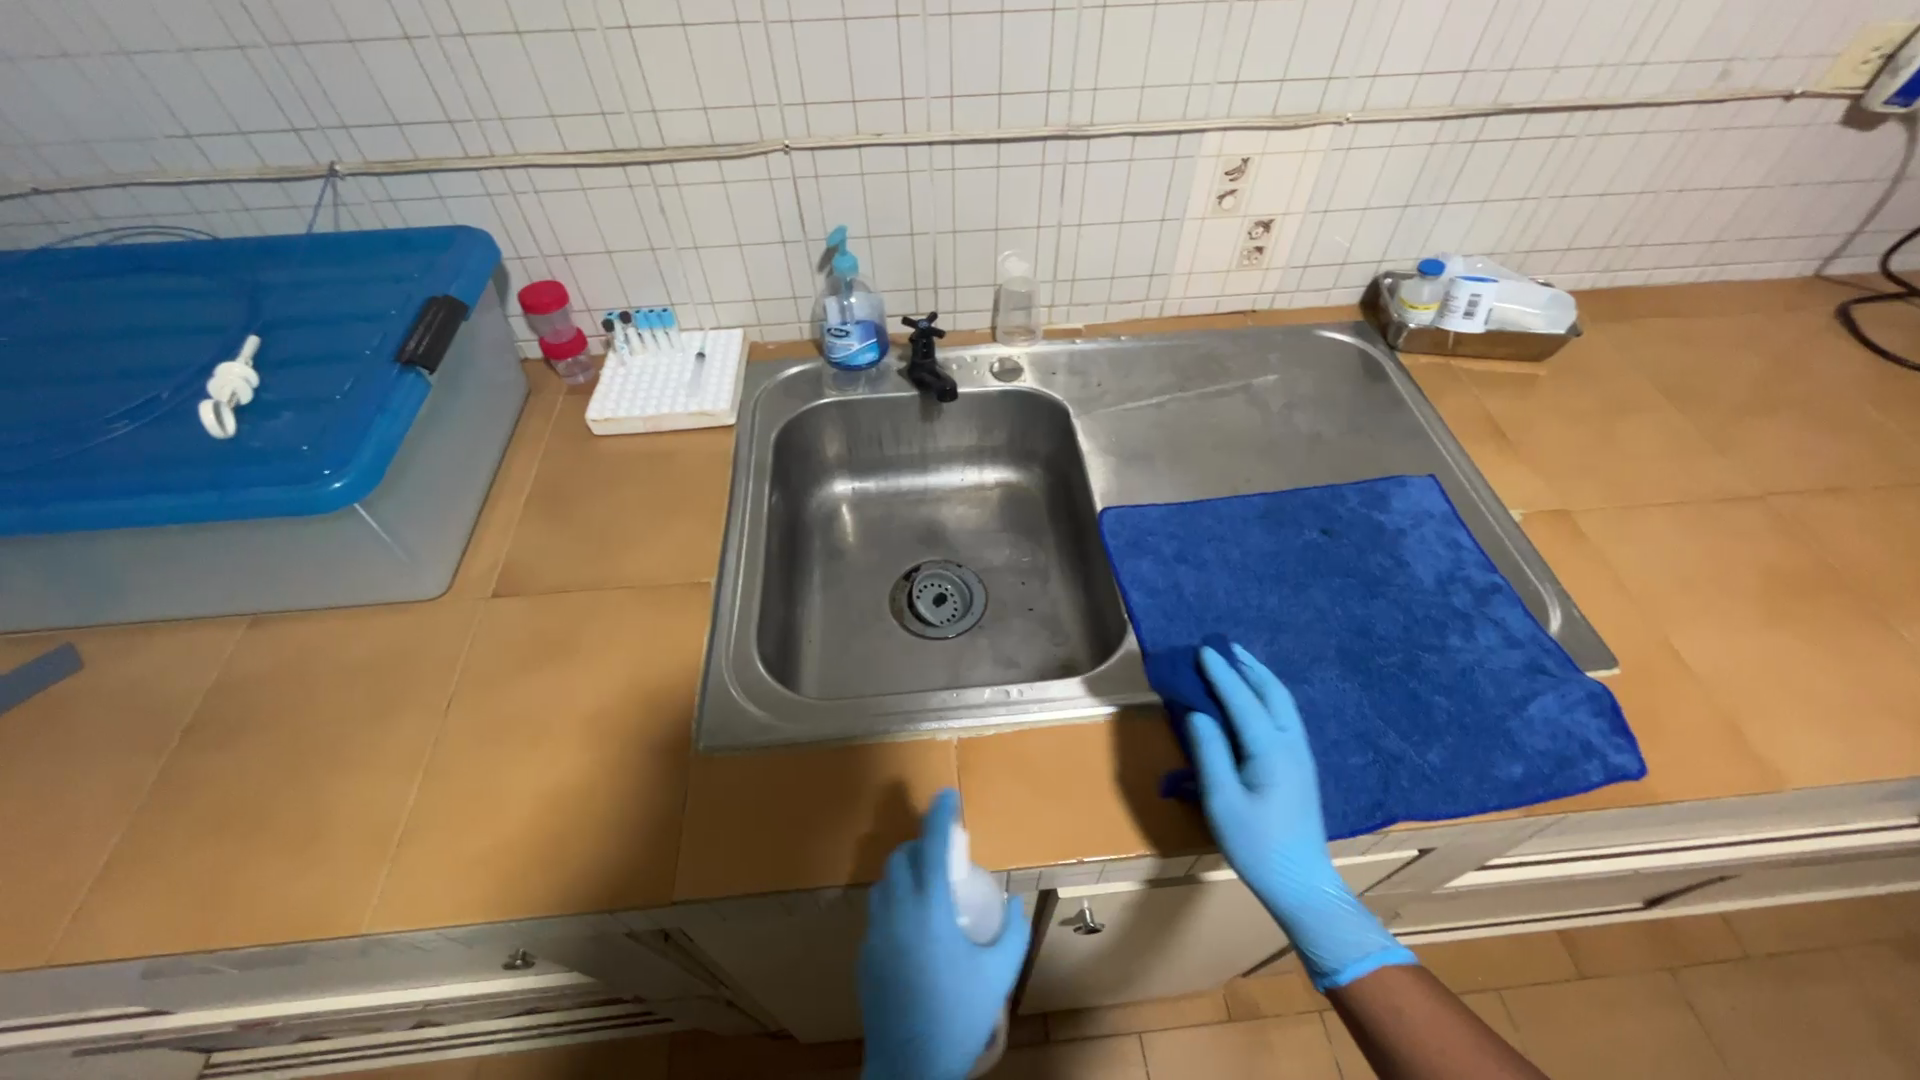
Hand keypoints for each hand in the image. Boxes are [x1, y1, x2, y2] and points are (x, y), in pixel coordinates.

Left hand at [859, 789, 1029, 1079]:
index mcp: (928, 909)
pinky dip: (895, 905)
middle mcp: (896, 912)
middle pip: (900, 858)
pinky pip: (878, 914)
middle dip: (920, 845)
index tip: (947, 796)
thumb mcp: (999, 973)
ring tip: (930, 890)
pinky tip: (915, 931)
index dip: (940, 815)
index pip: (931, 845)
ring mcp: (874, 935)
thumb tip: (1010, 903)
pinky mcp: (863, 957)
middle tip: (946, 856)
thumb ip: (1012, 932)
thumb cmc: (959, 1014)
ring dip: (905, 874)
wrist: (910, 1065)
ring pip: (883, 885)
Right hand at [1186, 642, 1415, 990]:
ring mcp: (1301, 754)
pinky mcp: (1300, 766)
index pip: (1243, 700)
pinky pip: (1285, 716)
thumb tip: (1198, 713)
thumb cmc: (1255, 844)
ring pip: (1283, 702)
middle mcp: (1291, 744)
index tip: (1202, 650)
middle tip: (1223, 645)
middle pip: (1271, 692)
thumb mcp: (1221, 801)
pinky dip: (1267, 695)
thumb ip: (1209, 752)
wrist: (1301, 881)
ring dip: (1260, 677)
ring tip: (1238, 662)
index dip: (1221, 673)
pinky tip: (1256, 699)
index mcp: (1271, 750)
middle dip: (1247, 666)